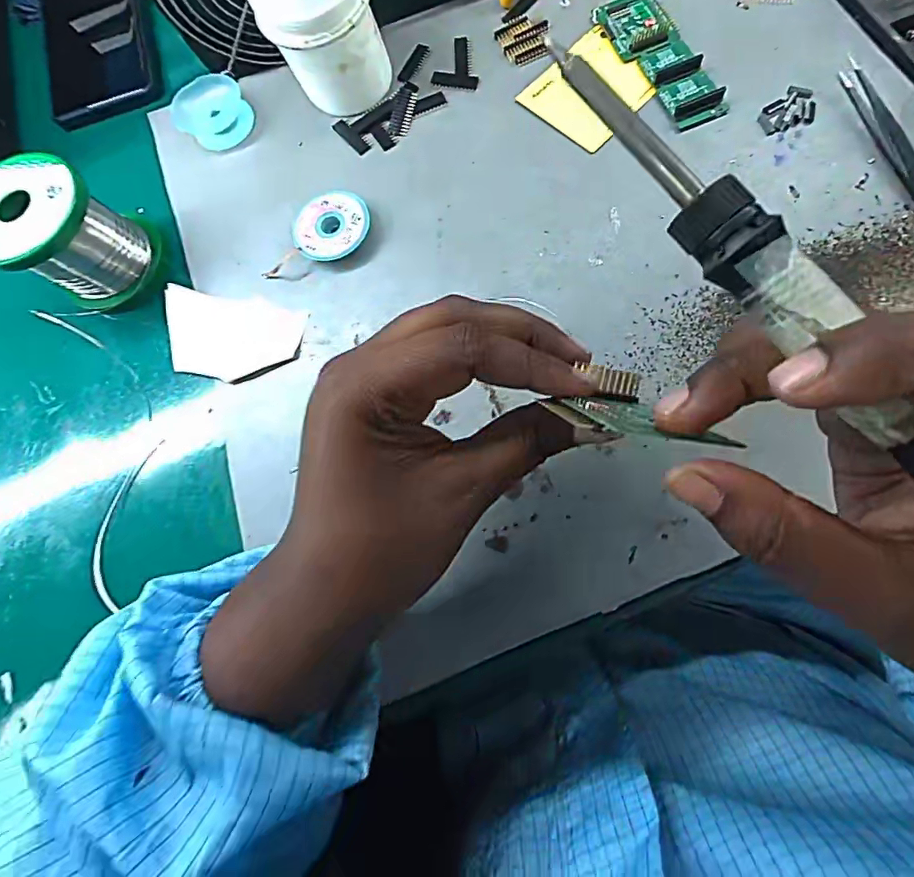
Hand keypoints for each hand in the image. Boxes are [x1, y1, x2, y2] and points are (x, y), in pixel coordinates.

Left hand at [202, 296, 596, 723]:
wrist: (325, 595)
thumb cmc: (383, 553)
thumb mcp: (461, 492)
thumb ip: (526, 441)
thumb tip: (588, 417)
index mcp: (366, 384)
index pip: (464, 345)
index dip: (532, 360)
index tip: (585, 386)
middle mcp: (357, 361)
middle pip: (452, 318)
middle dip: (522, 335)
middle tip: (578, 362)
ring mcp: (360, 371)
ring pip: (442, 326)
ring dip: (502, 337)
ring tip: (555, 360)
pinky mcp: (372, 387)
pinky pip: (431, 351)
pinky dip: (477, 352)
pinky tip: (510, 367)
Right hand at [653, 309, 913, 748]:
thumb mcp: (894, 606)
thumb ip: (794, 542)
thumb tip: (685, 477)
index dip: (892, 356)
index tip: (787, 390)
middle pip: (902, 324)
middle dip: (790, 350)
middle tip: (699, 404)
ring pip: (850, 324)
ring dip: (760, 358)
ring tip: (690, 408)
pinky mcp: (895, 380)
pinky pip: (823, 350)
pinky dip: (761, 370)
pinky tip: (714, 398)